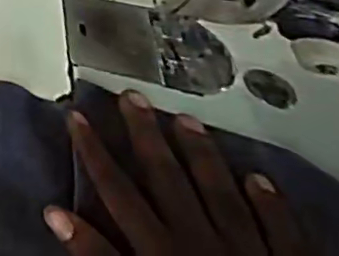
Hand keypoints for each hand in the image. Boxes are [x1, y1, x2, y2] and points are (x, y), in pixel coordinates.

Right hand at [47, 91, 306, 255]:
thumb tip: (56, 214)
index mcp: (160, 250)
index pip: (118, 190)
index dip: (93, 151)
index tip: (77, 116)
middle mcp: (199, 240)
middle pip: (167, 178)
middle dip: (146, 135)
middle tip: (133, 97)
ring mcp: (248, 251)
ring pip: (219, 191)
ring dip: (201, 155)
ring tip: (187, 120)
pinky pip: (282, 231)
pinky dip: (270, 204)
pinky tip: (259, 179)